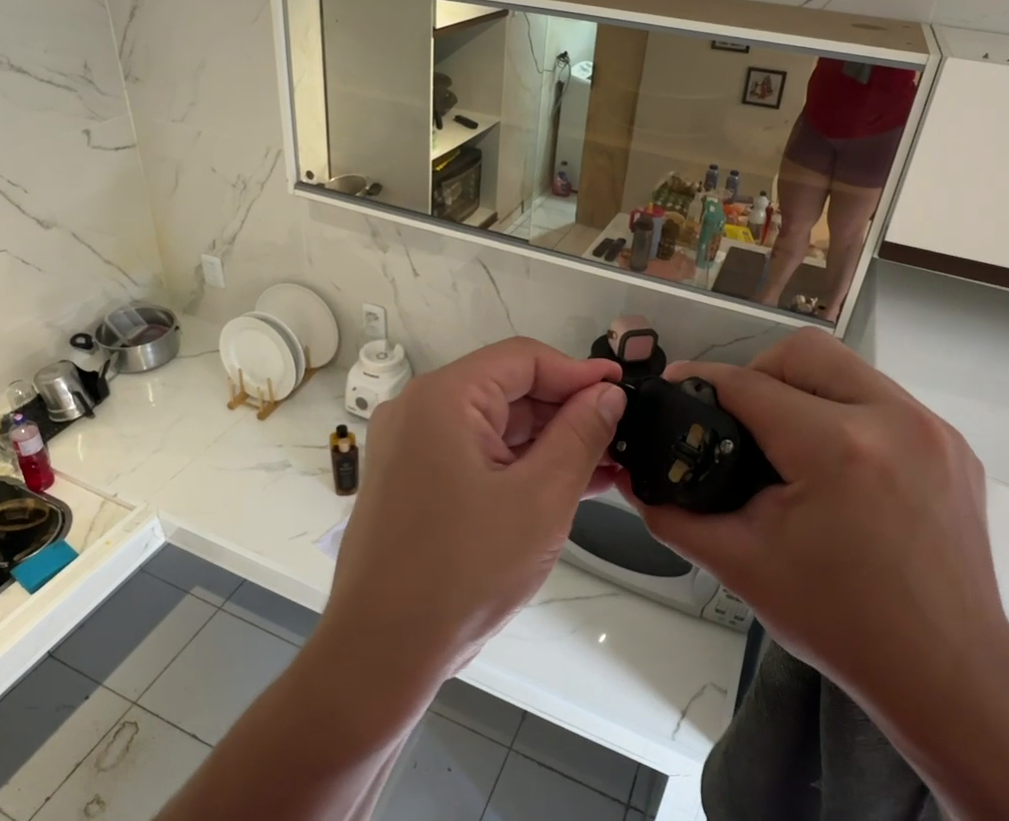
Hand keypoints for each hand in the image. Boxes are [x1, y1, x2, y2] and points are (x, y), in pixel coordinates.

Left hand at [319, 337, 625, 693]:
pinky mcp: (413, 483)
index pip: (523, 358)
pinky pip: (475, 458)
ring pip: (494, 427)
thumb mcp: (541, 498)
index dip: (578, 372)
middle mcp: (419, 411)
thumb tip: (607, 394)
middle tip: (622, 437)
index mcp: (443, 399)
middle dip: (566, 412)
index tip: (625, 393)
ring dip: (548, 444)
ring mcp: (411, 449)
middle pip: (507, 390)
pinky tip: (568, 486)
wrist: (383, 650)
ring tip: (608, 466)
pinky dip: (518, 468)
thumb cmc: (466, 570)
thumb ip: (580, 436)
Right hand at [630, 328, 1008, 700]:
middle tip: (737, 420)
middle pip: (804, 351)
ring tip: (785, 444)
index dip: (701, 383)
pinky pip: (885, 402)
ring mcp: (934, 430)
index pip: (749, 385)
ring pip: (848, 369)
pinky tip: (836, 467)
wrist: (946, 674)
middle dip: (758, 373)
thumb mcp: (739, 565)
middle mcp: (894, 419)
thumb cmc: (837, 622)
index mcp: (837, 447)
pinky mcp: (955, 448)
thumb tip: (635, 480)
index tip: (674, 391)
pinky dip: (848, 415)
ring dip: (805, 391)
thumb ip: (674, 515)